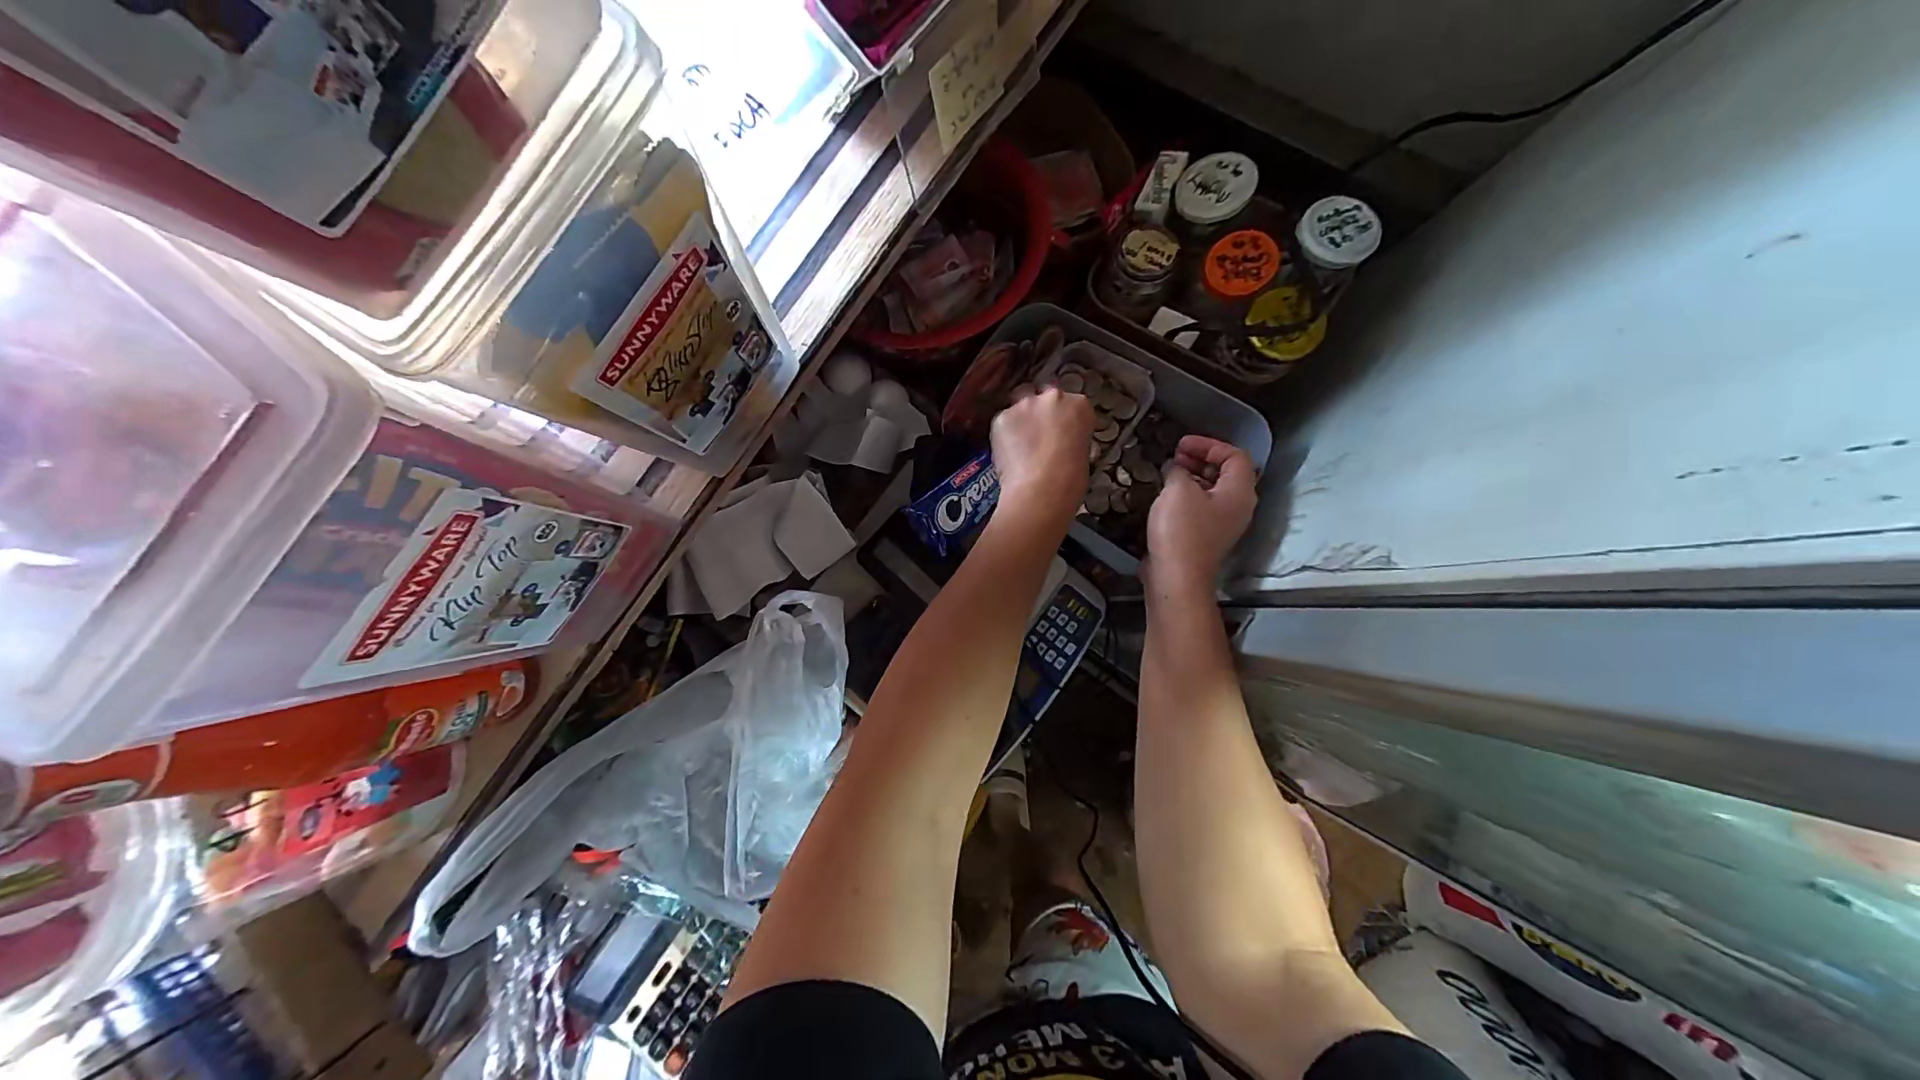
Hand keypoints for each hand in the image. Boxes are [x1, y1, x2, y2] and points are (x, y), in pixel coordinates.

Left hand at [991, 387, 1093, 527]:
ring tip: (1019, 446)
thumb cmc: (1071, 479)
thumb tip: (1063, 442)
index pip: (1072, 405)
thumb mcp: (1083, 453)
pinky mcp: (1001, 416)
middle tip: (1037, 437)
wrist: (1042, 488)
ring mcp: (1025, 404)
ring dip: (1021, 420)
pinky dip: (1004, 434)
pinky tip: (1007, 453)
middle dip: (1041, 413)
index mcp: (1079, 405)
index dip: (1064, 420)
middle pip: (1044, 397)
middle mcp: (1053, 397)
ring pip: (1020, 406)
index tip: (1060, 434)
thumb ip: (1072, 437)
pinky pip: (1003, 422)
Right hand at [1146, 435, 1256, 591]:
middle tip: (1176, 454)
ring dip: (1193, 476)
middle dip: (1201, 459)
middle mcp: (1237, 507)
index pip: (1235, 456)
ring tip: (1169, 471)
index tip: (1183, 443)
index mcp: (1239, 492)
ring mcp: (1223, 524)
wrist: (1176, 577)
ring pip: (1213, 490)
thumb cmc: (1182, 530)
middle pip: (1227, 472)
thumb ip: (1179, 471)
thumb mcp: (1178, 489)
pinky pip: (1201, 507)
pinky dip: (1187, 494)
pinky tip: (1167, 494)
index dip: (1209, 445)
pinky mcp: (1206, 537)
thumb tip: (1176, 469)